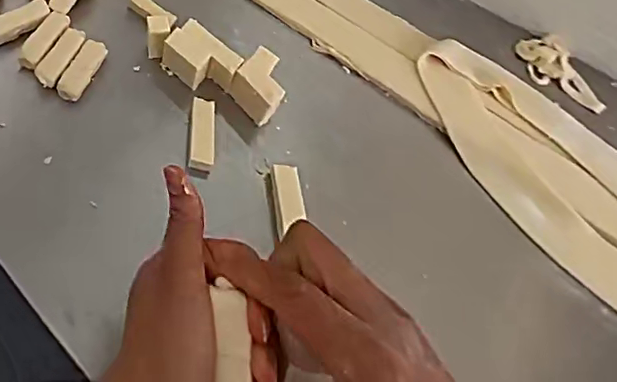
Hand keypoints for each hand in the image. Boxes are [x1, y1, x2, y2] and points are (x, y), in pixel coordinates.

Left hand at [105, 167, 281, 381]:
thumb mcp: (180, 277)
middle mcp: (184, 302)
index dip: (250, 283)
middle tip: (252, 347)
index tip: (252, 308)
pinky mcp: (207, 367)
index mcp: (174, 271)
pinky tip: (247, 379)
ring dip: (260, 355)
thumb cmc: (162, 351)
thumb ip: (185, 226)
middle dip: (258, 324)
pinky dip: (252, 373)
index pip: (229, 260)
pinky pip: (243, 362)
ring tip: (250, 370)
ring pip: (246, 333)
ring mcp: (196, 338)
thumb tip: (175, 175)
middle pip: (242, 298)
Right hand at [206, 221, 451, 381]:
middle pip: (308, 249)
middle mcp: (388, 327)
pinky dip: (314, 308)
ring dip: (290, 290)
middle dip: (270, 271)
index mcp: (371, 356)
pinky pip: (342, 292)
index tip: (214, 257)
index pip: (292, 287)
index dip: (244, 268)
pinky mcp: (401, 333)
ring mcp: (397, 323)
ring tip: (281, 349)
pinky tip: (310, 351)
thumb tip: (252, 356)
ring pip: (325, 265)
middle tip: (258, 323)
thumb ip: (289, 366)